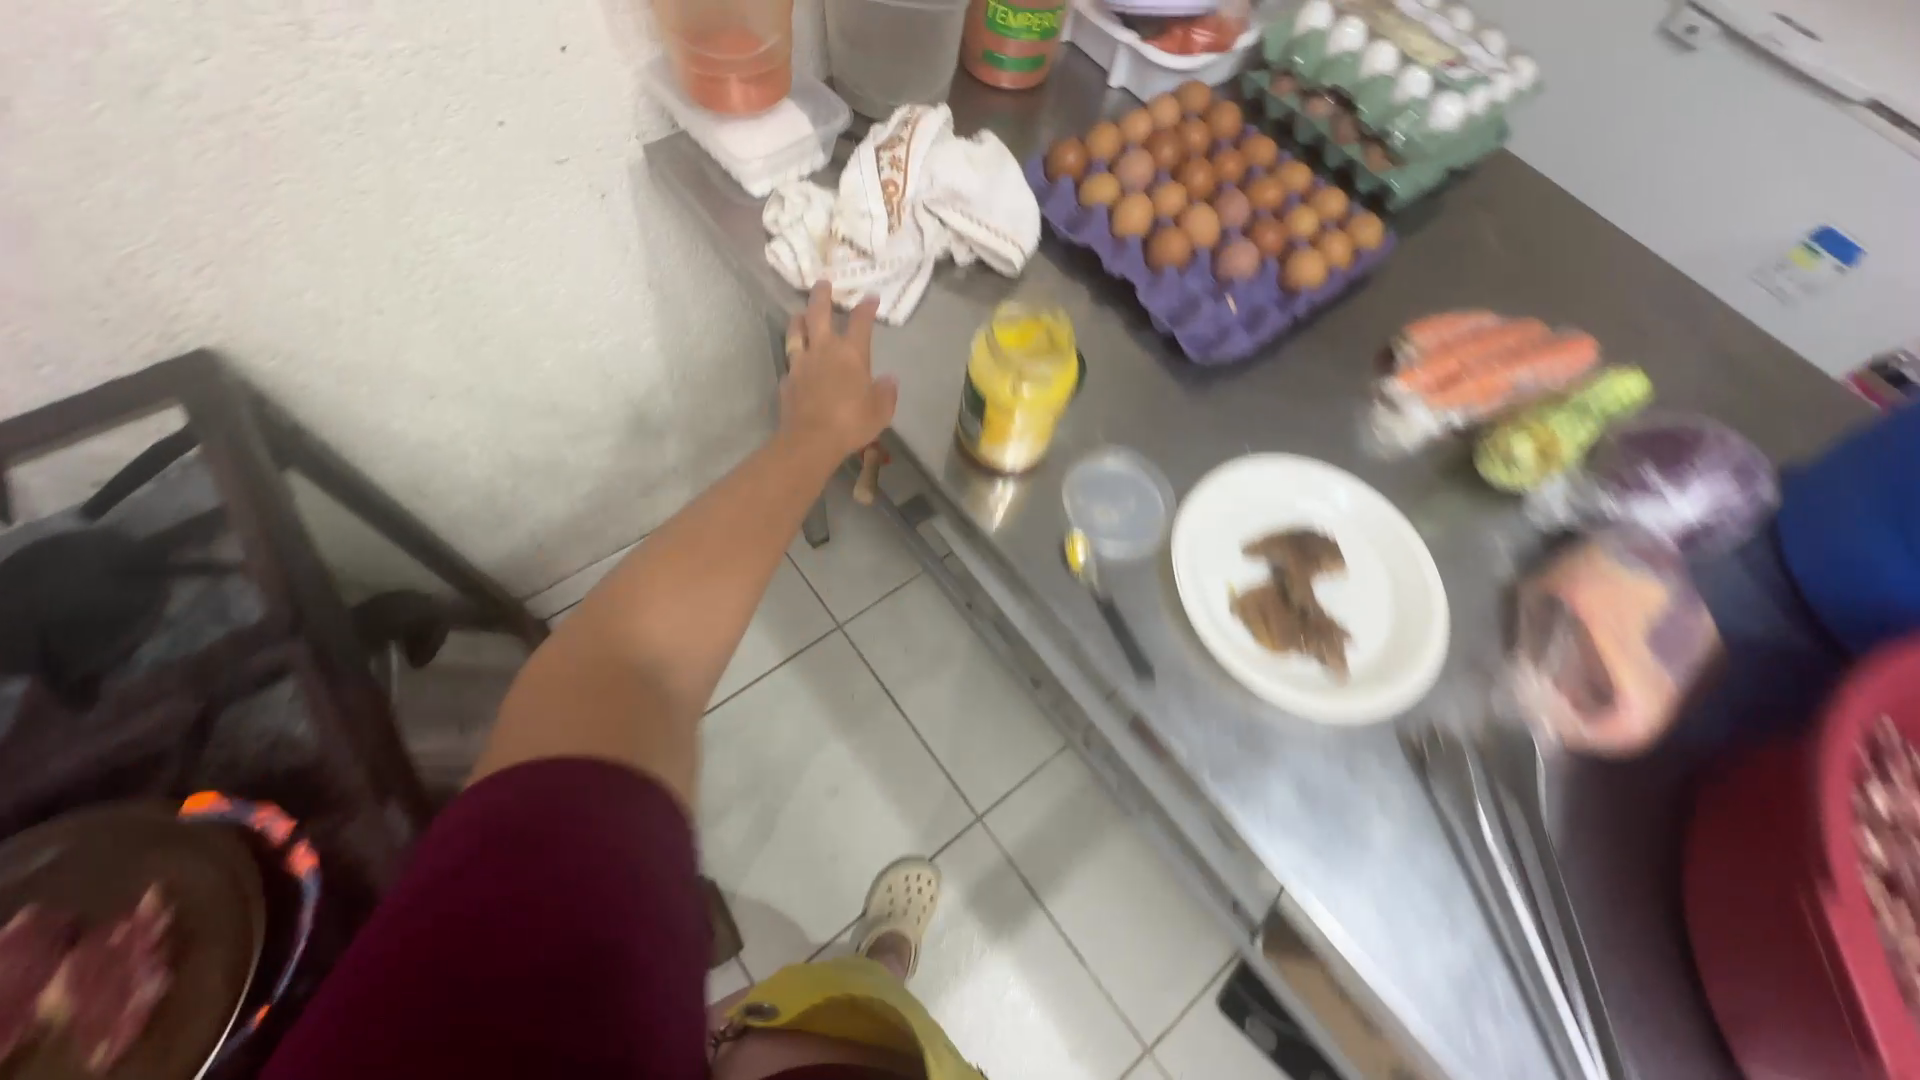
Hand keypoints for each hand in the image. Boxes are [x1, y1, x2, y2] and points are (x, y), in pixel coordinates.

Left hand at [780, 282, 897, 460]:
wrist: (812, 440)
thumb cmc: (852, 422)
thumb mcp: (881, 410)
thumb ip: (886, 392)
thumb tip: (889, 379)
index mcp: (851, 353)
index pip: (860, 321)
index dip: (866, 307)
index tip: (870, 297)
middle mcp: (824, 350)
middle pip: (819, 313)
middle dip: (821, 296)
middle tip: (822, 283)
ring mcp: (801, 364)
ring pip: (796, 332)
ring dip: (799, 319)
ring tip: (800, 314)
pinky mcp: (787, 380)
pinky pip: (790, 362)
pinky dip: (794, 358)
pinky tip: (795, 362)